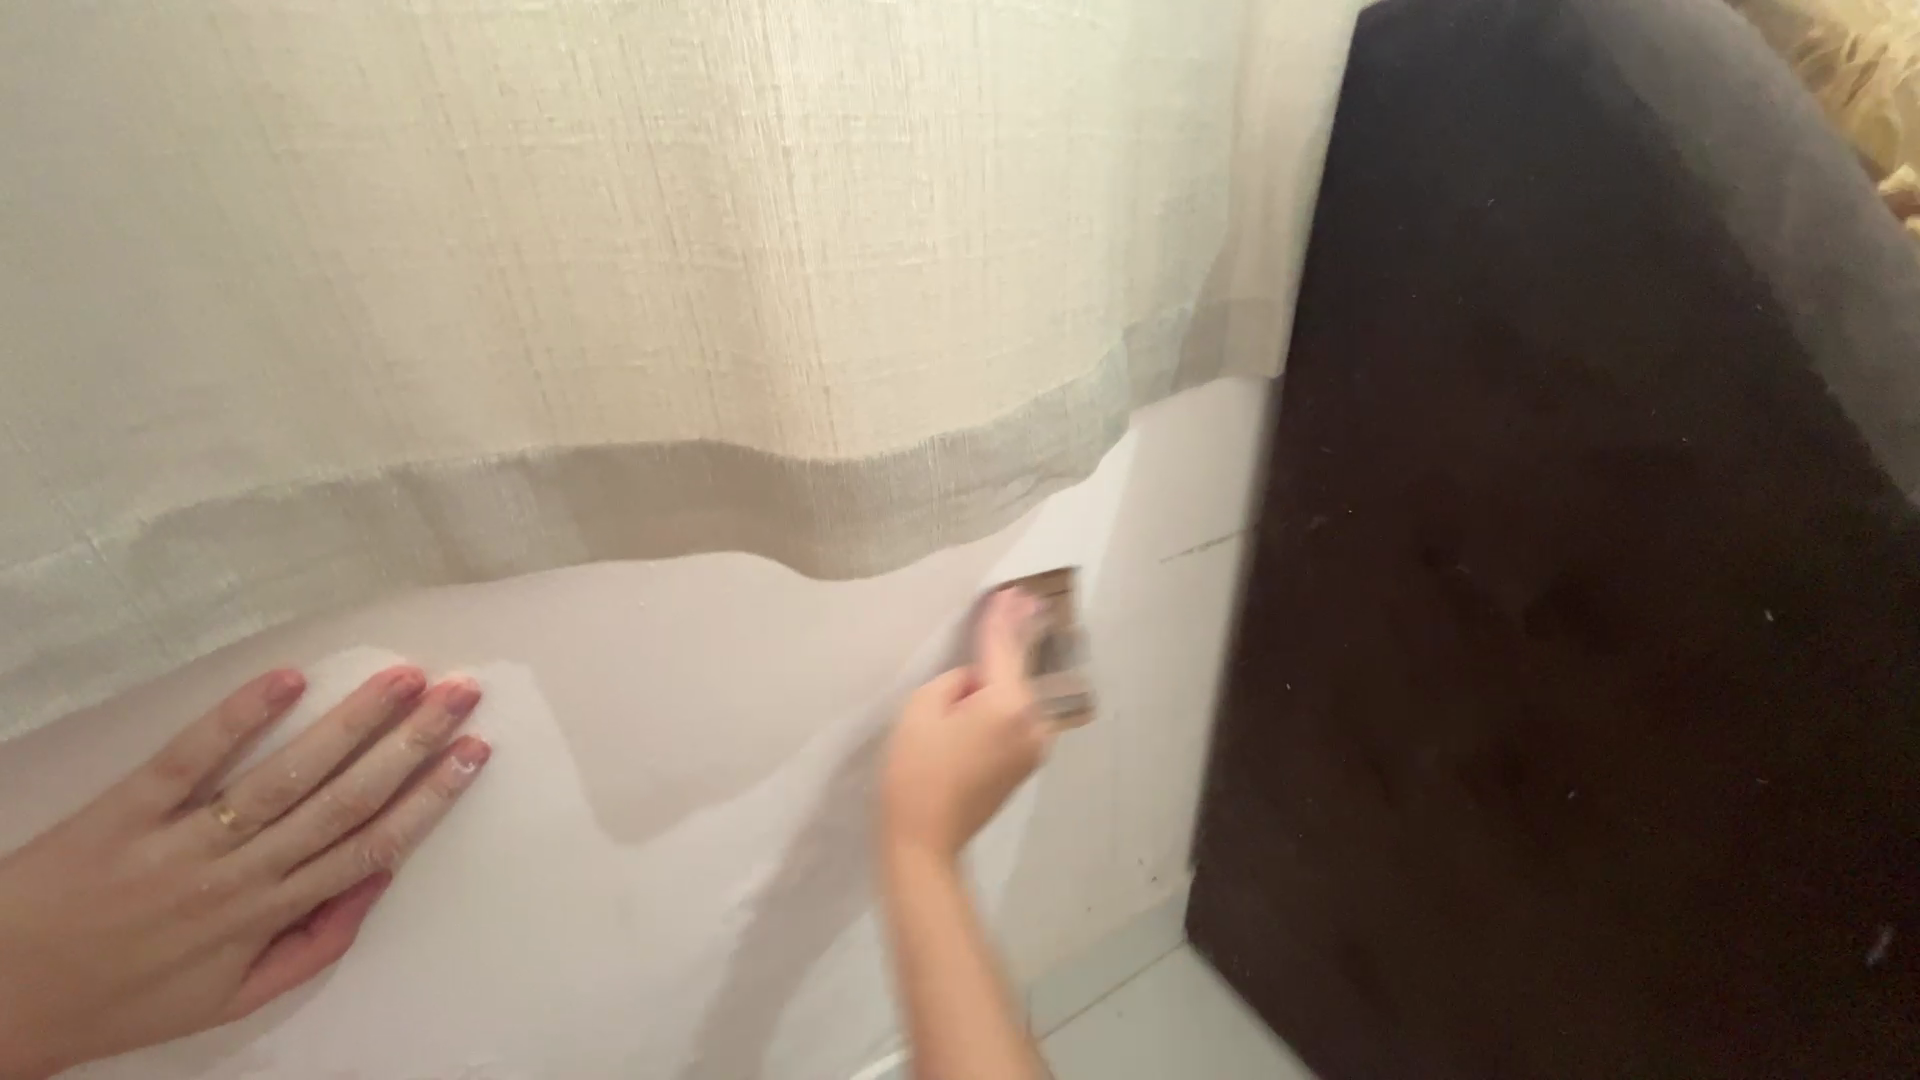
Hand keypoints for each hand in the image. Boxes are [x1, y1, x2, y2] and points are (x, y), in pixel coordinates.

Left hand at [0, 665, 492, 1078]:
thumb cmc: (120, 999)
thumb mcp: (231, 999)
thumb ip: (317, 944)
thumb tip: (384, 879)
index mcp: (269, 915)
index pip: (373, 846)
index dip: (432, 797)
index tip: (475, 751)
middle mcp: (240, 876)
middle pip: (346, 799)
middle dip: (413, 742)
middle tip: (461, 693)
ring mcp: (181, 844)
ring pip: (287, 776)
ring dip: (352, 723)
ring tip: (404, 677)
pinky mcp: (122, 816)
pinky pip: (186, 762)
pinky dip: (236, 719)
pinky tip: (288, 679)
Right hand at [880, 588, 1051, 862]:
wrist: (924, 841)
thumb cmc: (914, 771)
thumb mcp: (922, 707)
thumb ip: (957, 681)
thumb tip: (978, 685)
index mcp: (1008, 703)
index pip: (1003, 648)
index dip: (1001, 617)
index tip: (1010, 591)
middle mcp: (1033, 721)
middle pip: (1022, 666)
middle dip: (1021, 630)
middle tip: (1027, 598)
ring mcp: (1035, 744)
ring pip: (1021, 692)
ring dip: (1015, 663)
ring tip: (1017, 623)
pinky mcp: (1027, 762)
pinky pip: (1019, 714)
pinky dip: (1012, 692)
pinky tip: (1005, 673)